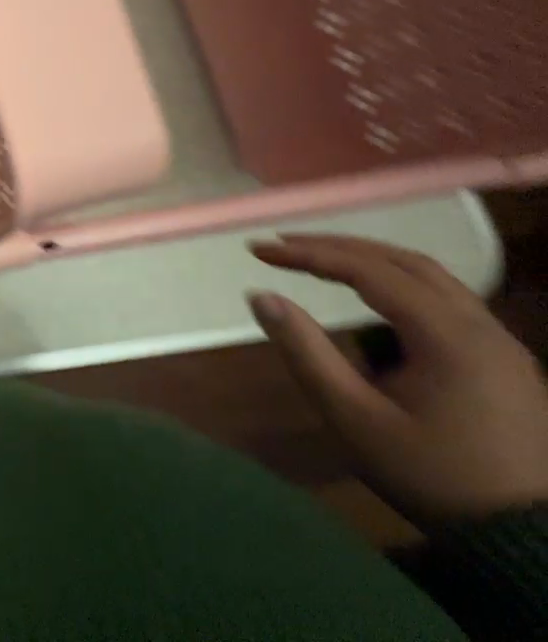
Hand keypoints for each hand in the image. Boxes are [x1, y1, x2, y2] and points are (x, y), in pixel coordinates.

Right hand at [249, 233, 547, 526]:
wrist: (526, 534)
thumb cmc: (429, 472)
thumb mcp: (352, 415)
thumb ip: (305, 350)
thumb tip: (260, 295)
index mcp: (450, 338)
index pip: (370, 272)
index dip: (310, 254)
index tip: (257, 249)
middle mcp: (483, 328)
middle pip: (407, 263)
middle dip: (340, 246)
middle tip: (283, 244)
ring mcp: (501, 344)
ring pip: (432, 279)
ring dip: (371, 261)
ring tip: (317, 261)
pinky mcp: (502, 361)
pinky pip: (447, 301)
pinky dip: (397, 285)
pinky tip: (368, 301)